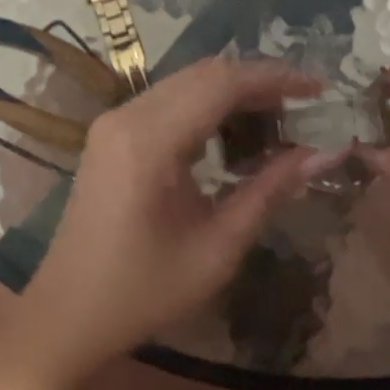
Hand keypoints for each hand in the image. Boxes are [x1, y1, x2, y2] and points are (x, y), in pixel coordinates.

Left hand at [0, 58, 320, 389]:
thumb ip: (269, 191)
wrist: (66, 316)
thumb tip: (324, 153)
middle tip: (305, 106)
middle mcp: (126, 117)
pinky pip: (168, 101)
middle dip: (259, 81)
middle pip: (203, 73)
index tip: (320, 88)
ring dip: (233, 91)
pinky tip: (235, 130)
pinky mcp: (110, 135)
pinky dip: (207, 105)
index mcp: (148, 141)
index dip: (275, 78)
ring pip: (185, 82)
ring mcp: (113, 123)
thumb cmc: (143, 292)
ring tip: (280, 117)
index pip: (221, 83)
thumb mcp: (217, 249)